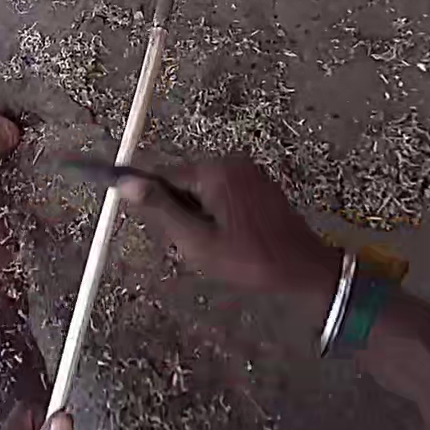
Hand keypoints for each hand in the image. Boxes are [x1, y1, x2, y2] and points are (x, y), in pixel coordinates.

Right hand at [119, 156, 341, 296]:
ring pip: (202, 186)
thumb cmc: (248, 260)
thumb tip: (125, 183)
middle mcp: (229, 160)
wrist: (305, 269)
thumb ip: (161, 210)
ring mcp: (246, 167)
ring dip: (199, 211)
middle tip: (194, 243)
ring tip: (215, 242)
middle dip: (181, 209)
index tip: (156, 224)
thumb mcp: (198, 242)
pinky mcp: (257, 178)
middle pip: (183, 179)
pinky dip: (217, 208)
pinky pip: (222, 187)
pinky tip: (230, 234)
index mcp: (213, 171)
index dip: (154, 199)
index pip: (164, 175)